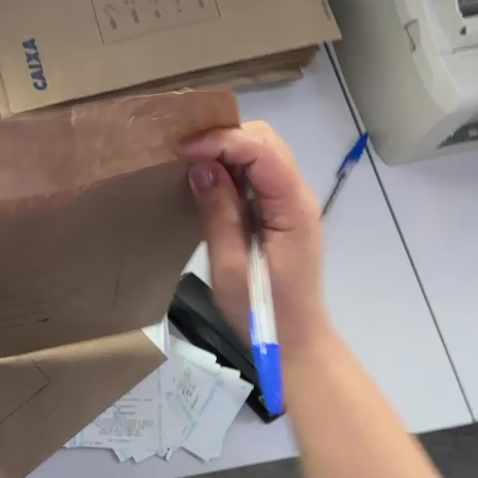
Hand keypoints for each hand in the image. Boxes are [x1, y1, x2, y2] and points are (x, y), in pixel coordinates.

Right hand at [178, 121, 332, 349]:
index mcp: (292, 207)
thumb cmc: (262, 312)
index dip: (221, 140)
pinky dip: (230, 167)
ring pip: (262, 153)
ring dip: (226, 150)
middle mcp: (297, 196)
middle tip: (181, 155)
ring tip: (188, 163)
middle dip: (223, 137)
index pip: (262, 151)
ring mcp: (290, 202)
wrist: (294, 339)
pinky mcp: (279, 212)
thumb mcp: (231, 268)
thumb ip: (219, 215)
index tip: (180, 151)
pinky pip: (257, 174)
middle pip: (266, 141)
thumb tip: (202, 168)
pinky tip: (206, 179)